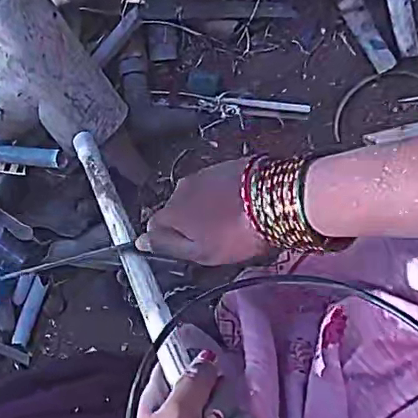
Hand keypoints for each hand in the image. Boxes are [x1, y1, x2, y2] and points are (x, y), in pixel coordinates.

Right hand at [142, 159, 269, 264]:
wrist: (276, 198)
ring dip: (207, 207)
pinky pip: (216, 184)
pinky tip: (241, 206)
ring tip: (231, 222)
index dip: (167, 239)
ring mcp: (204, 173)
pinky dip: (223, 194)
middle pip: (176, 209)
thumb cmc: (238, 232)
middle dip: (190, 222)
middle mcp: (181, 188)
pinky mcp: (226, 165)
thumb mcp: (201, 252)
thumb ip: (167, 246)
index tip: (187, 248)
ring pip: (197, 195)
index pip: (153, 226)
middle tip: (214, 238)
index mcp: (171, 212)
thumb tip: (141, 242)